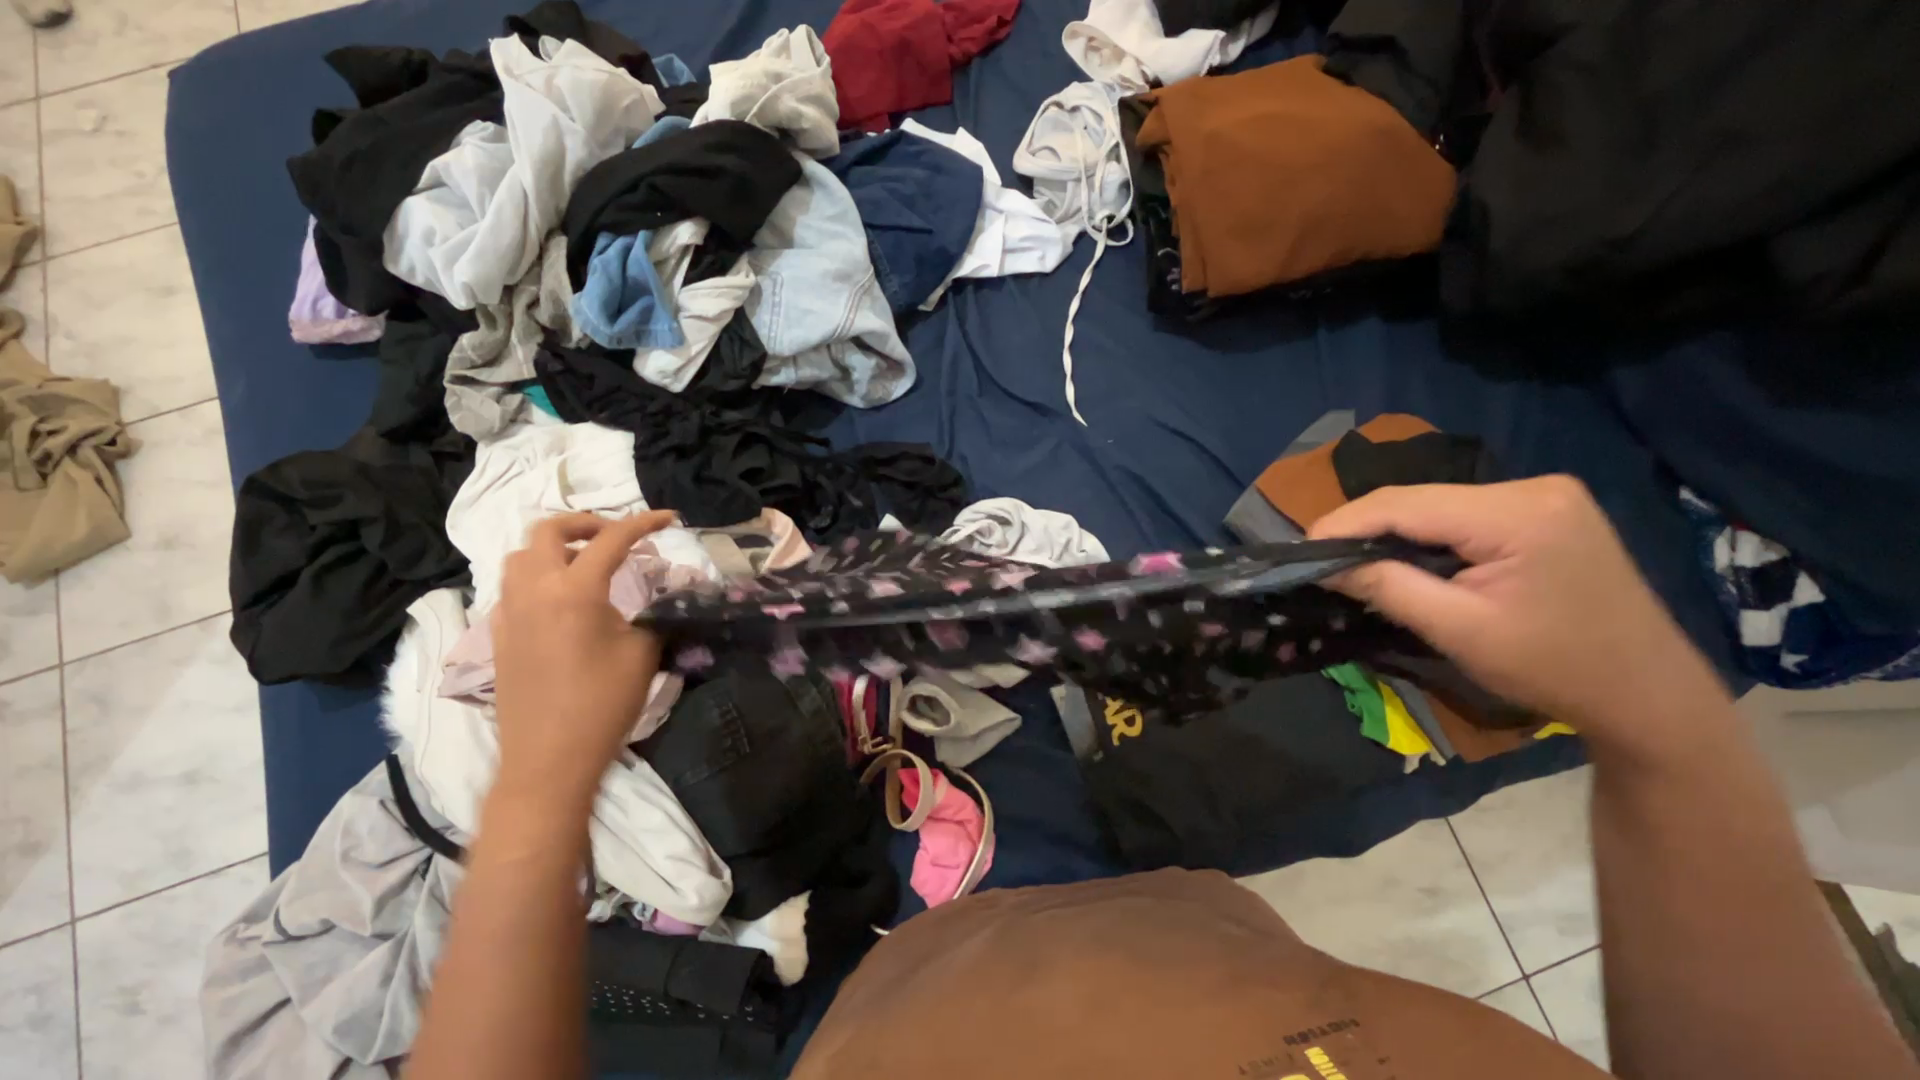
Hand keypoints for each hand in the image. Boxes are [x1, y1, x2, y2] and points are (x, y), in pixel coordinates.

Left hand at [491, 511, 677, 802]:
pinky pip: (512, 588)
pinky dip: (537, 579)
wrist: (549, 759)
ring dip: (554, 549)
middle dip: (584, 524)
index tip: (668, 518)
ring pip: (522, 557)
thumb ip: (653, 614)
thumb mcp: (643, 654)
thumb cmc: (603, 704)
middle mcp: (535, 590)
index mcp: (574, 590)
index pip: (611, 539)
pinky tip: (559, 602)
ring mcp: (510, 612)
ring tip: (584, 565)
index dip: (643, 523)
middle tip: (613, 536)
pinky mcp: (498, 636)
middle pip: (548, 531)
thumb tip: (660, 596)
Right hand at [1309, 476, 1730, 748]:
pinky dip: (1430, 537)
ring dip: (1395, 533)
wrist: (1648, 694)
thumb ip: (1387, 587)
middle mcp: (1533, 486)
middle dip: (1366, 529)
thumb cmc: (1554, 668)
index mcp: (1517, 512)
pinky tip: (1408, 561)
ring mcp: (1545, 496)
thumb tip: (1323, 566)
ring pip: (1440, 505)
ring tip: (1353, 563)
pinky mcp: (1548, 511)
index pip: (1404, 503)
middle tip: (1320, 561)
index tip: (1297, 550)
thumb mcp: (1459, 631)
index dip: (1343, 522)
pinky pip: (1466, 515)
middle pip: (1421, 499)